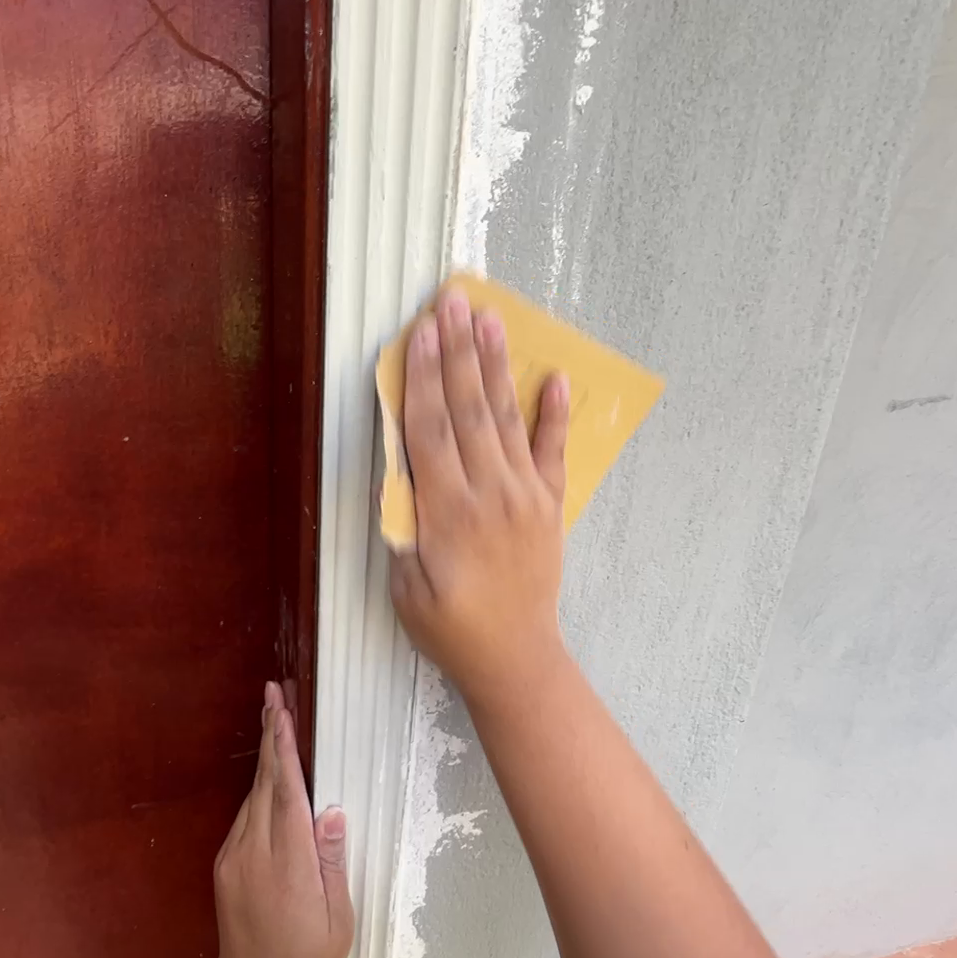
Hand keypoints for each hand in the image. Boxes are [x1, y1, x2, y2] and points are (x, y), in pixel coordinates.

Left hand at [206, 682, 352, 957]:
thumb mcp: (336, 919)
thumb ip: (332, 860)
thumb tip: (332, 812)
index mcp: (288, 864)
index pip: (287, 791)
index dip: (284, 747)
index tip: (282, 711)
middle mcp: (254, 853)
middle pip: (265, 781)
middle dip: (270, 732)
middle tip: (273, 693)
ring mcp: (234, 856)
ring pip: (254, 794)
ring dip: (265, 754)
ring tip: (275, 717)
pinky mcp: (225, 863)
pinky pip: (245, 814)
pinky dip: (260, 786)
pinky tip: (270, 772)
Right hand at [390, 287, 570, 703]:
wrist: (516, 657)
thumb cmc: (449, 626)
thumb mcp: (406, 584)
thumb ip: (403, 523)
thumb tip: (400, 469)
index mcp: (447, 510)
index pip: (430, 428)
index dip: (423, 376)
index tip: (420, 331)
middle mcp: (490, 491)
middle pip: (468, 408)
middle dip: (458, 350)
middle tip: (453, 300)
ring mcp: (526, 494)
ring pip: (505, 418)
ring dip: (495, 365)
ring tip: (490, 318)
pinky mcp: (549, 503)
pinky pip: (553, 451)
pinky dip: (555, 414)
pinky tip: (555, 377)